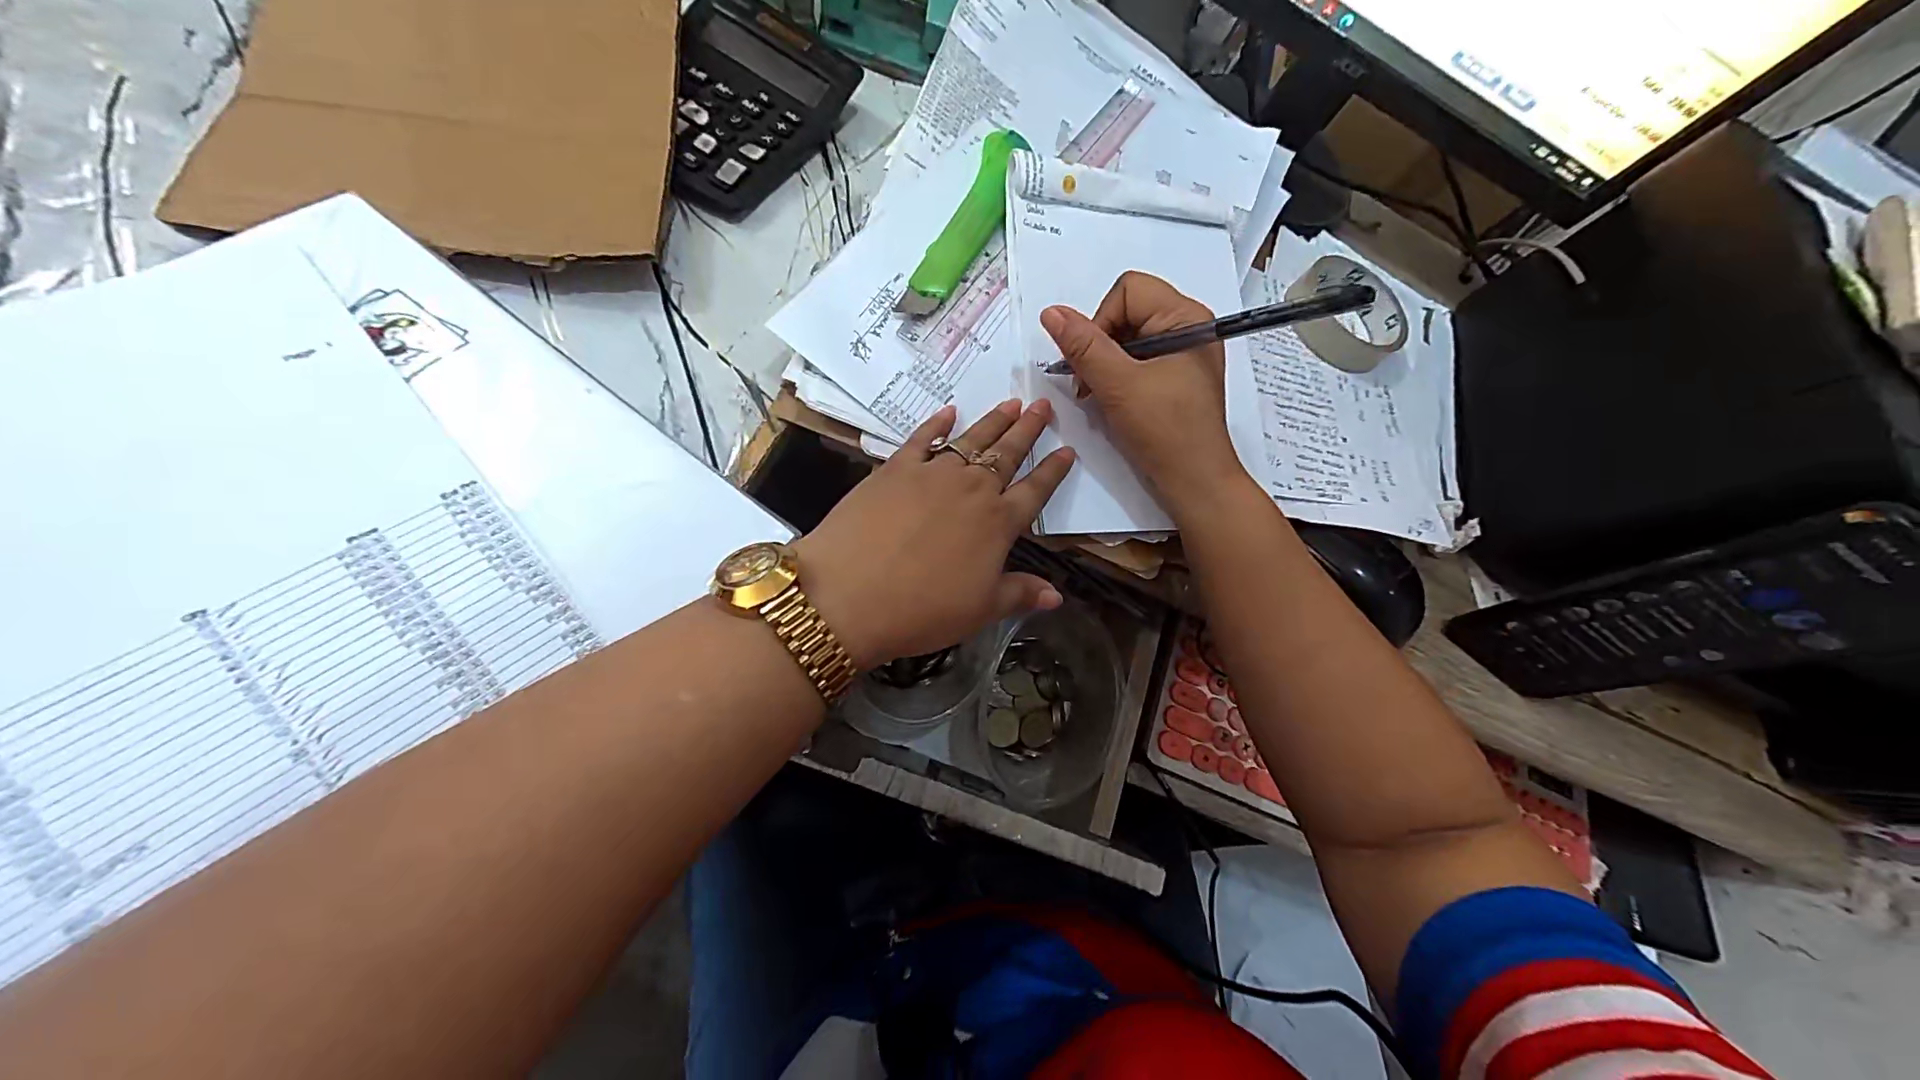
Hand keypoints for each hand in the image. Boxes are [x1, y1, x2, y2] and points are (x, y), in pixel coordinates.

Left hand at [795, 400, 1076, 668]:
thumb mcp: (979, 611)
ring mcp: (932, 475)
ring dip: (993, 421)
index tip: (1068, 450)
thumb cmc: (921, 610)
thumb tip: (1057, 596)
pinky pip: (922, 438)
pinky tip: (948, 411)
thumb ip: (1019, 594)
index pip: (1036, 491)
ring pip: (971, 440)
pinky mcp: (894, 469)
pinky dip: (937, 423)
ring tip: (1010, 403)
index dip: (1053, 471)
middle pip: (1007, 453)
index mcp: (998, 524)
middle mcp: (971, 490)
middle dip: (1028, 429)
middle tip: (1042, 406)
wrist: (848, 595)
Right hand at [1039, 272, 1251, 518]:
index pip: (1127, 291)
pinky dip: (1114, 375)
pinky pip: (1134, 358)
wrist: (1195, 482)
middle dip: (1099, 343)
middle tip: (1090, 383)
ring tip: (1098, 394)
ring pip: (1125, 336)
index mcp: (1186, 317)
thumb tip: (1052, 313)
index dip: (1100, 321)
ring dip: (1103, 362)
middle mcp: (1187, 326)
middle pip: (1125, 309)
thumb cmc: (1165, 432)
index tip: (1092, 363)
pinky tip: (1109, 399)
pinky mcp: (1172, 374)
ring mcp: (1181, 352)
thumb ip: (1083, 346)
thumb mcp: (1118, 385)